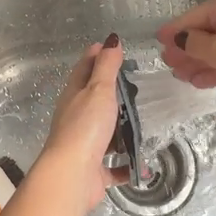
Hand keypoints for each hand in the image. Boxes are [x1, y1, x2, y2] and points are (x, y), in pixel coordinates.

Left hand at [32, 35, 129, 215]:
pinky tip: (143, 164)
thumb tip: (111, 40)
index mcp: (74, 95)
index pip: (84, 69)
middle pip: (94, 100)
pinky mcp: (94, 169)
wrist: (72, 175)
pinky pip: (114, 166)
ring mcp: (84, 144)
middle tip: (135, 84)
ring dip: (121, 129)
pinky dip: (127, 165)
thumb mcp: (98, 90)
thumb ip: (107, 67)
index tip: (109, 47)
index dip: (95, 56)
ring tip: (144, 123)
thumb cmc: (86, 127)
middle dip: (112, 92)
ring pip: (105, 132)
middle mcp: (76, 118)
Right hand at [157, 0, 215, 100]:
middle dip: (189, 50)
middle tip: (171, 65)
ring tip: (185, 77)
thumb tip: (179, 39)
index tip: (159, 40)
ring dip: (203, 61)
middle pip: (210, 30)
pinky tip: (206, 81)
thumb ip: (194, 45)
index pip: (196, 15)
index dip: (176, 30)